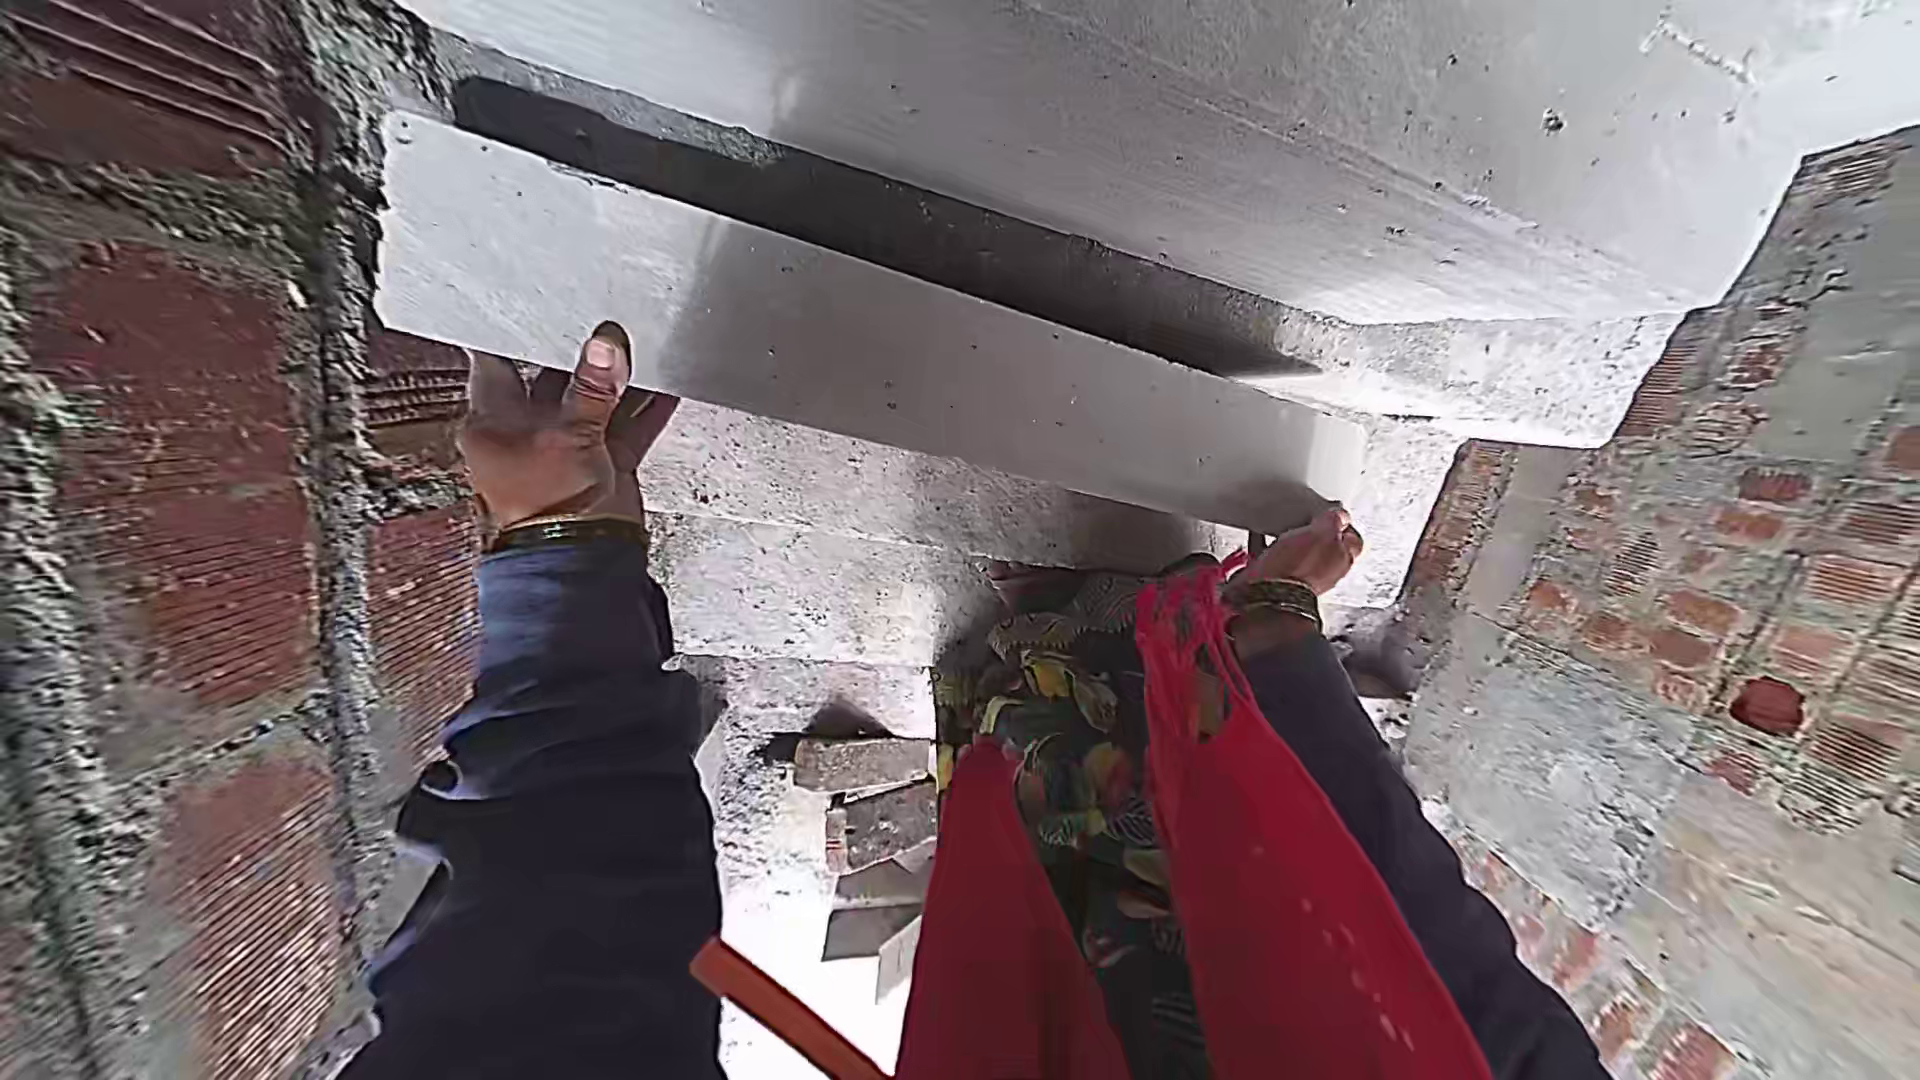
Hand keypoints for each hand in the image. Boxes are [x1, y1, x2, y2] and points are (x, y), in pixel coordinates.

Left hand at [459, 320, 678, 529]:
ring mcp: (572, 448)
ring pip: (599, 405)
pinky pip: (629, 429)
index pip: (498, 365)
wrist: (584, 553)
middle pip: (556, 382)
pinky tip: (665, 390)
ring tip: (641, 352)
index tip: (534, 307)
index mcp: (496, 422)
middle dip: (580, 359)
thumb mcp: (568, 434)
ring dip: (621, 385)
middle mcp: (532, 432)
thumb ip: (592, 388)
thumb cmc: (549, 503)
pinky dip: (647, 412)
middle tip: (600, 325)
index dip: (515, 337)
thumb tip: (607, 343)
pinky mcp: (607, 462)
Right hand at [1225, 507, 1363, 658]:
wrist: (1265, 594)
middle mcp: (1322, 572)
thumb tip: (1338, 514)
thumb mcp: (1321, 532)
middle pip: (1323, 547)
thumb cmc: (1297, 568)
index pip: (1351, 537)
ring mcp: (1297, 577)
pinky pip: (1271, 557)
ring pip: (1296, 553)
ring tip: (1281, 525)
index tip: (1332, 512)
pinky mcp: (1273, 579)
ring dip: (1289, 539)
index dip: (1342, 523)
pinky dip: (1265, 545)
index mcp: (1341, 559)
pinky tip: (1258, 536)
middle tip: (1307, 518)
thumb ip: (1332, 520)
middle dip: (1314, 533)